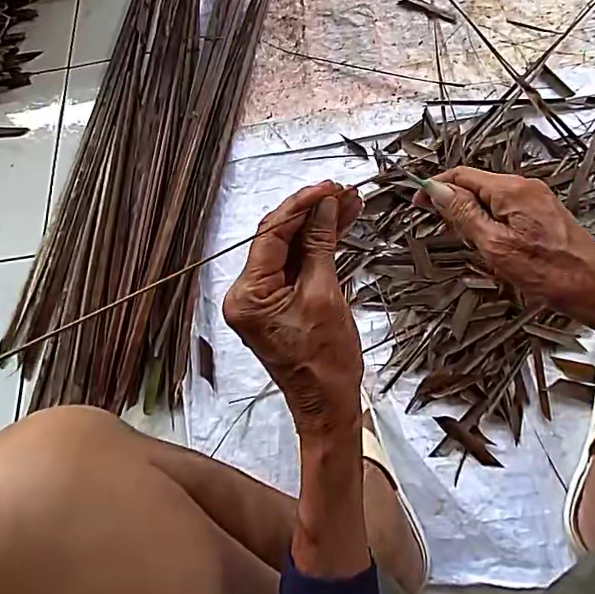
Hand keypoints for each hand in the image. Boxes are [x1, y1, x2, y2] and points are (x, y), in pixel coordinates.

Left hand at [222, 181, 366, 439]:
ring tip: (347, 203)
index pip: (270, 234)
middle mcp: (246, 293)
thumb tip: (324, 207)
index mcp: (247, 295)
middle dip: (311, 212)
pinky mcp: (278, 300)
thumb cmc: (326, 364)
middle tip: (341, 192)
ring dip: (318, 225)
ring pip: (290, 248)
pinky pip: (296, 264)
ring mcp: (261, 297)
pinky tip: (338, 225)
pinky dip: (318, 246)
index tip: (326, 188)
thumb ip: (320, 245)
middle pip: (278, 237)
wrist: (330, 405)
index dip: (300, 206)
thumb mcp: (325, 295)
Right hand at [422, 167, 594, 338]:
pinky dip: (490, 221)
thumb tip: (437, 191)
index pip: (461, 176)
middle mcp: (526, 187)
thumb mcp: (497, 247)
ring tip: (468, 242)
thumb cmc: (555, 274)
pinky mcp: (544, 214)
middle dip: (453, 202)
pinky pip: (506, 209)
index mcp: (512, 190)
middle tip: (440, 226)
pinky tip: (491, 244)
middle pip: (475, 184)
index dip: (435, 187)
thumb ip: (464, 215)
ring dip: (472, 214)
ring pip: (490, 198)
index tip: (417, 201)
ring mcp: (537, 200)